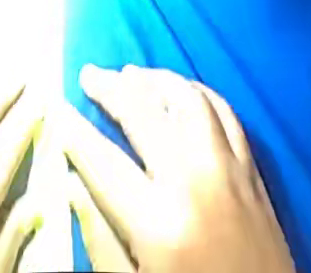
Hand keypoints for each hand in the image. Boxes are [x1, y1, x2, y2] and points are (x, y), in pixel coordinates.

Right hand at [60, 64, 296, 272]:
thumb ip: (101, 238)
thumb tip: (72, 184)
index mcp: (158, 222)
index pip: (105, 162)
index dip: (78, 133)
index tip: (58, 110)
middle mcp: (194, 180)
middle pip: (147, 115)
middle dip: (113, 89)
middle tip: (90, 73)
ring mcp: (228, 168)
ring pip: (189, 100)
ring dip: (158, 80)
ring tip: (131, 73)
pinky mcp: (252, 168)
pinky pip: (225, 112)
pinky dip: (200, 92)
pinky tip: (183, 89)